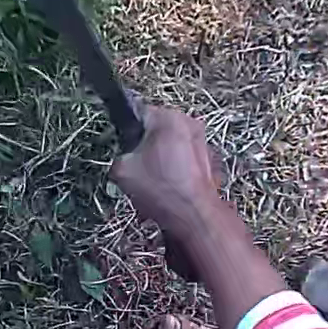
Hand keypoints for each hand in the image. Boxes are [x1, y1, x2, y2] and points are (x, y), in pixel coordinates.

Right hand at [109, 106, 225, 239]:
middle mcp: (190, 123)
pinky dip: (174, 170)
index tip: (123, 149)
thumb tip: (123, 158)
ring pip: (170, 145)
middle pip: (156, 130)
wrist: (194, 216)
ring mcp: (202, 141)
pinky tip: (167, 188)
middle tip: (137, 170)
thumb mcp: (122, 171)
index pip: (138, 113)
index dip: (126, 132)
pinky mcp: (209, 160)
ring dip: (160, 159)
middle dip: (145, 148)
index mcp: (169, 118)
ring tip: (153, 182)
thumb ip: (118, 155)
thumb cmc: (161, 189)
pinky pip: (183, 159)